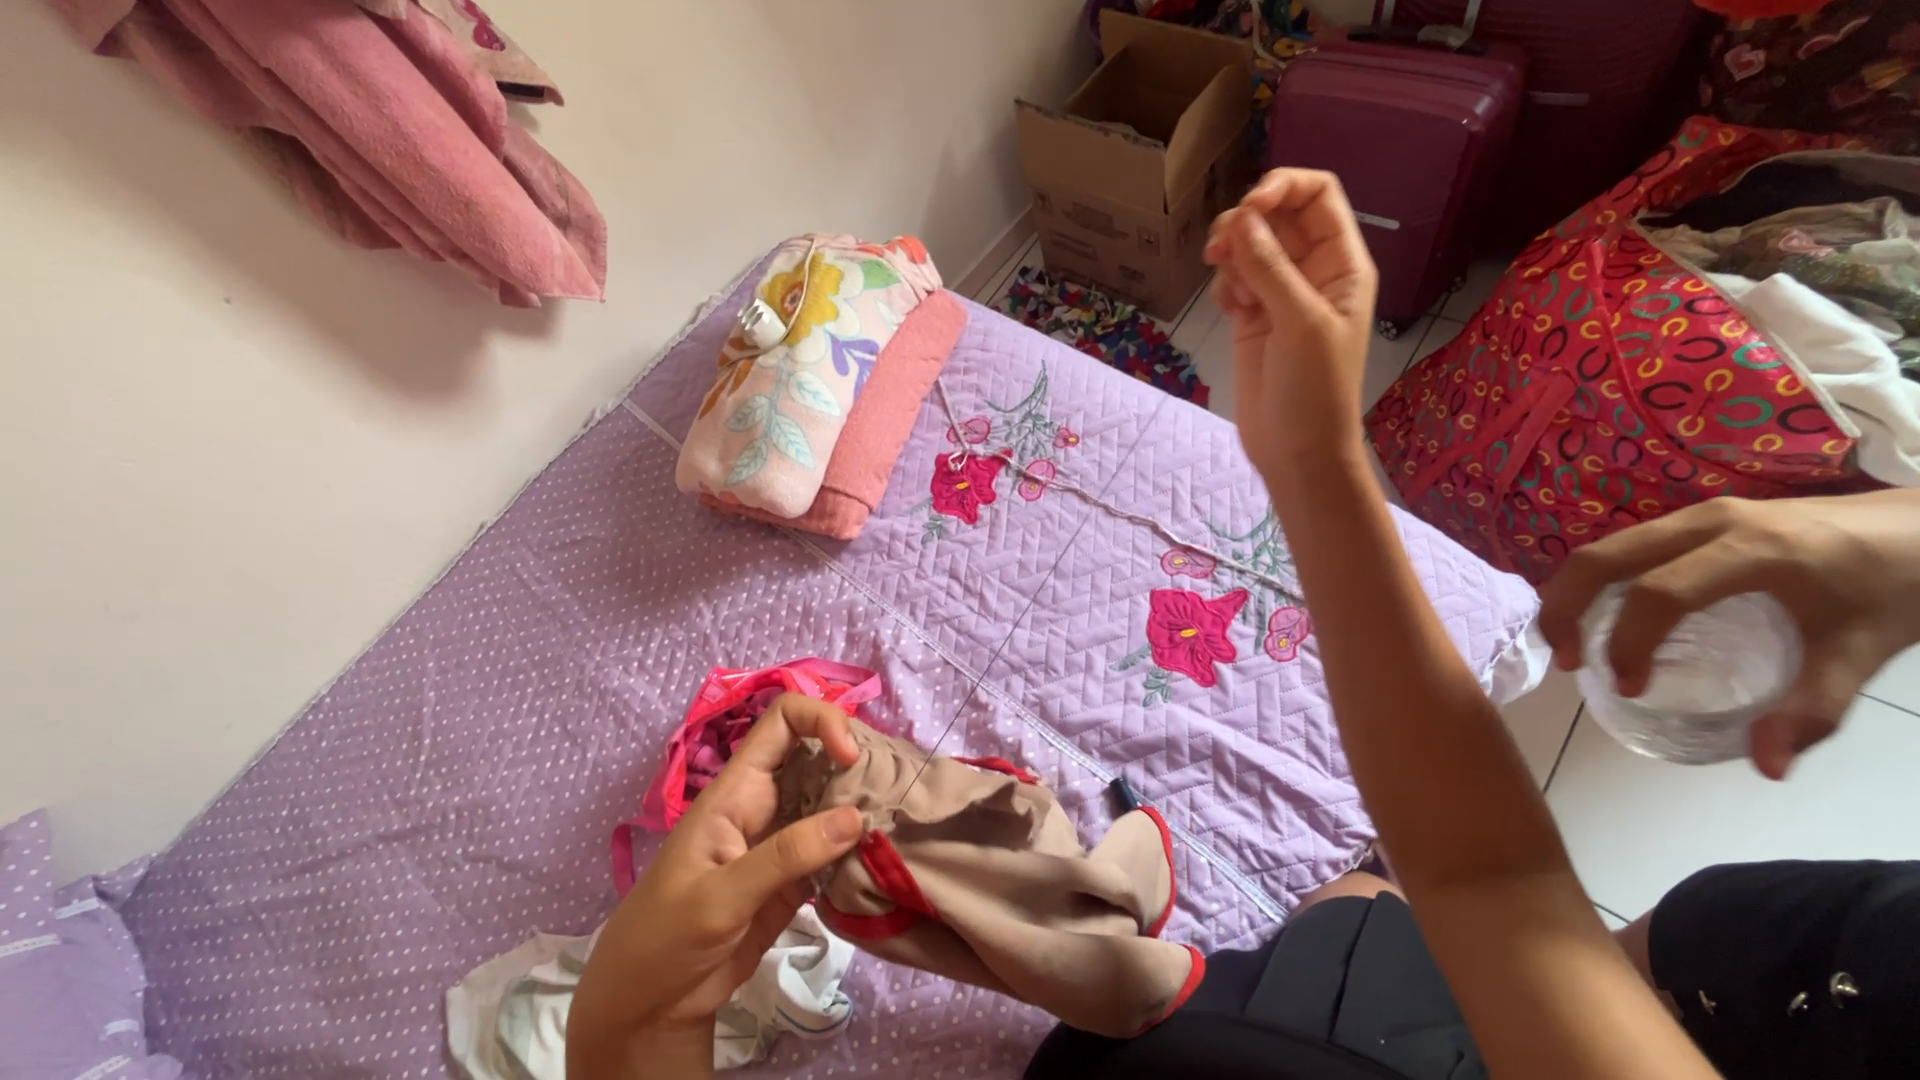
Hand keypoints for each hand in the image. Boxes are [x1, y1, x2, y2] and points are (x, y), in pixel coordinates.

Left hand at [567, 694, 864, 1079]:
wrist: (648, 1006)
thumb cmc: (664, 939)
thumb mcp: (721, 896)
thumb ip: (786, 856)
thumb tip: (857, 816)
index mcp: (738, 790)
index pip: (783, 721)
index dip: (822, 721)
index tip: (851, 757)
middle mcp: (765, 803)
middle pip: (819, 756)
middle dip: (856, 764)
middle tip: (891, 794)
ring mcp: (782, 841)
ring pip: (832, 800)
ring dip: (863, 805)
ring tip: (898, 823)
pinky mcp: (795, 879)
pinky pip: (835, 848)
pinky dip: (859, 848)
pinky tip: (884, 858)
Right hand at [1202, 169, 1378, 483]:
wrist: (1297, 450)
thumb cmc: (1315, 390)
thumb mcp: (1300, 323)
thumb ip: (1270, 268)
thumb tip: (1239, 219)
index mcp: (1342, 264)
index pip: (1317, 197)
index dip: (1283, 188)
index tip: (1248, 208)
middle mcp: (1311, 272)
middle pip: (1277, 217)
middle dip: (1246, 222)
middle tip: (1220, 248)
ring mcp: (1279, 296)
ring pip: (1249, 247)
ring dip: (1230, 253)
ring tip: (1223, 283)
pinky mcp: (1251, 320)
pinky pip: (1233, 280)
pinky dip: (1224, 284)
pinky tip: (1228, 309)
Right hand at [1538, 491, 1919, 778]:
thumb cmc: (1897, 586)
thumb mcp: (1865, 649)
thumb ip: (1813, 708)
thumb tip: (1767, 767)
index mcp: (1751, 550)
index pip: (1659, 593)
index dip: (1629, 643)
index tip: (1631, 689)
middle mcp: (1706, 521)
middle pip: (1600, 558)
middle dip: (1564, 610)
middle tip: (1567, 661)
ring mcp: (1693, 515)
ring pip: (1600, 549)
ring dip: (1570, 595)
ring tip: (1575, 644)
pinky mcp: (1690, 519)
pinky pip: (1620, 548)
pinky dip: (1594, 584)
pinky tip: (1605, 617)